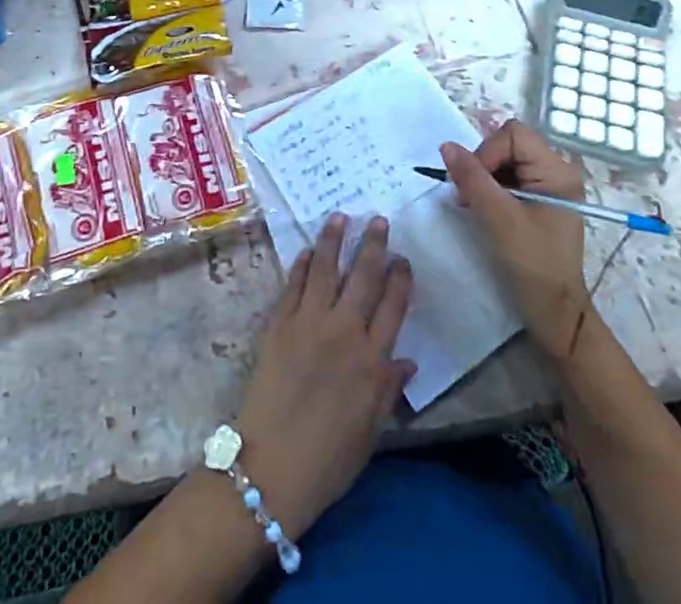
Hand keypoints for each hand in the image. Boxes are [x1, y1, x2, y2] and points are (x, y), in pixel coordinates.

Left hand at [233, 214, 414, 539]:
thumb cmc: (330, 456)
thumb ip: (388, 388)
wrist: (273, 463)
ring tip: (340, 217)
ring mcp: (307, 324)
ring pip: (325, 271)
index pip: (393, 306)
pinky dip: (302, 266)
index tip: (404, 258)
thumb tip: (407, 360)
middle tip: (378, 219)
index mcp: (373, 360)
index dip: (400, 278)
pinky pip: (292, 287)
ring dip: (334, 241)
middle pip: (363, 279)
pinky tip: (308, 251)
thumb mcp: (371, 428)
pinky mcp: (277, 326)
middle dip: (373, 246)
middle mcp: (344, 332)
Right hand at [440, 122, 590, 360]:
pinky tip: (481, 209)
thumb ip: (472, 178)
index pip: (513, 135)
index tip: (473, 185)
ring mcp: (548, 185)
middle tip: (468, 196)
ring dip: (482, 178)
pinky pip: (506, 177)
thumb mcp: (497, 218)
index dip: (486, 152)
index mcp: (557, 171)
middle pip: (507, 144)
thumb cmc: (531, 262)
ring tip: (473, 205)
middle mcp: (556, 171)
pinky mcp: (537, 199)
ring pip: (503, 160)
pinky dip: (488, 188)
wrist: (553, 306)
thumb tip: (447, 146)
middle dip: (482, 165)